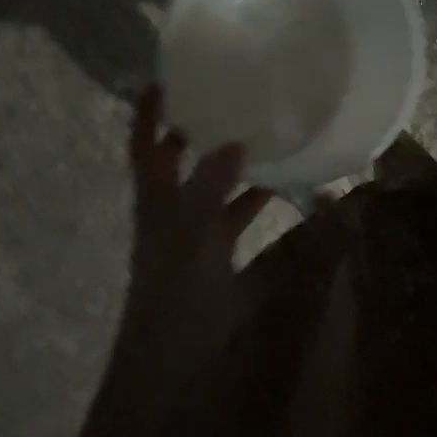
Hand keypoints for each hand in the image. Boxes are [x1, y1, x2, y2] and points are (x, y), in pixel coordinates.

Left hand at [122, 86, 274, 349]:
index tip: (163, 77)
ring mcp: (197, 234)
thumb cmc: (175, 289)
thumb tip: (234, 141)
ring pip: (214, 186)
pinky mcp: (220, 257)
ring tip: (267, 131)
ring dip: (235, 162)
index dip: (148, 112)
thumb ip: (212, 185)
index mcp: (157, 198)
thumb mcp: (192, 231)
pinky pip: (240, 215)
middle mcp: (173, 209)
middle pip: (180, 160)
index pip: (145, 145)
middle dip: (198, 129)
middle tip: (229, 96)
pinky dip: (260, 198)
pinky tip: (291, 188)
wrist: (174, 359)